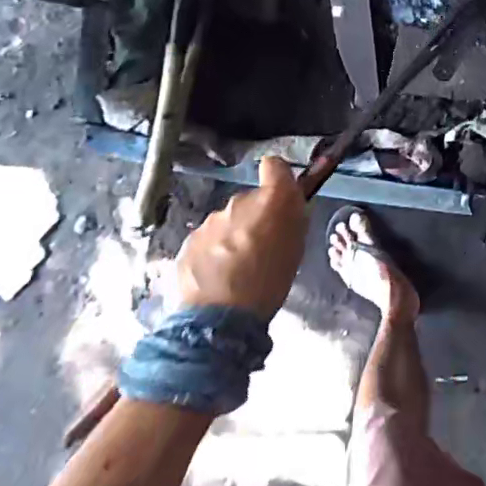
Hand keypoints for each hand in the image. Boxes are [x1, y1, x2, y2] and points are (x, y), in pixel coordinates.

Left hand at [177, 156, 307, 317]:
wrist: (218, 319)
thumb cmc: (269, 281)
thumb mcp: (297, 247)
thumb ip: (293, 218)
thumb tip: (289, 203)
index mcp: (271, 200)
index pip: (274, 165)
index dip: (278, 176)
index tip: (281, 195)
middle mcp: (238, 203)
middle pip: (251, 200)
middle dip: (257, 217)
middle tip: (262, 247)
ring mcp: (209, 222)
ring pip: (228, 220)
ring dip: (235, 235)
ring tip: (238, 267)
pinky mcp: (187, 242)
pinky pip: (209, 239)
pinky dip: (215, 251)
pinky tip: (218, 276)